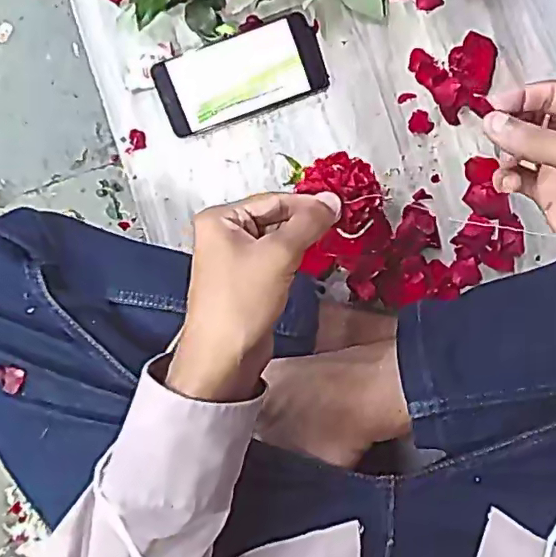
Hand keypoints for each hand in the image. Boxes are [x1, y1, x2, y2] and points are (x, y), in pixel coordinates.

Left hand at [170, 191, 341, 400]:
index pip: (273, 199)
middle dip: (305, 221)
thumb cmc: (239, 304)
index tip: (336, 206)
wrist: (225, 357)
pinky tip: (309, 260)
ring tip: (326, 240)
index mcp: (220, 220)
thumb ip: (308, 223)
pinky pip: (276, 257)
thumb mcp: (279, 254)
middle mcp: (223, 235)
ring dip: (301, 239)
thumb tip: (331, 202)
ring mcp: (234, 257)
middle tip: (336, 223)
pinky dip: (294, 256)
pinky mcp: (246, 278)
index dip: (306, 203)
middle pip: (275, 216)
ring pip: (278, 237)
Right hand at [482, 82, 555, 338]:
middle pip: (537, 119)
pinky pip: (523, 179)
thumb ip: (539, 140)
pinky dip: (510, 178)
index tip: (495, 106)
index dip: (523, 97)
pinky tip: (507, 183)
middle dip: (512, 125)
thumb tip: (500, 123)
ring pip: (526, 149)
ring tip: (502, 163)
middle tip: (492, 133)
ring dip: (508, 153)